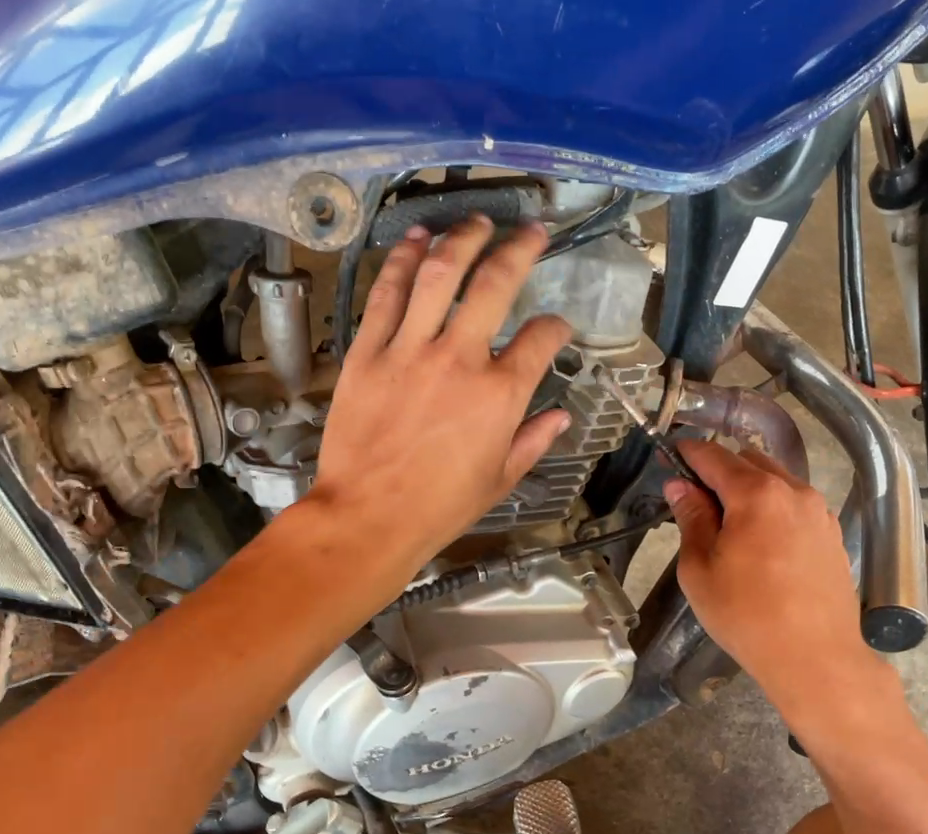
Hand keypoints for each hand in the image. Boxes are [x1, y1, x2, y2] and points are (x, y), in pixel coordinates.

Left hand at [309, 216, 572, 561]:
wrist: (368, 516)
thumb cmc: (439, 507)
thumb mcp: (500, 480)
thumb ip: (533, 441)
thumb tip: (559, 417)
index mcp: (500, 395)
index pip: (540, 340)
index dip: (556, 328)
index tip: (557, 328)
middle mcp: (459, 359)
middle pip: (495, 285)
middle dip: (520, 250)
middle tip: (532, 232)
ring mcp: (409, 351)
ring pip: (439, 276)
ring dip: (461, 240)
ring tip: (476, 223)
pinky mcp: (368, 353)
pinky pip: (386, 295)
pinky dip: (402, 262)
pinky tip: (416, 240)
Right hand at [665, 440, 891, 709]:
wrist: (815, 658)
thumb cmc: (746, 615)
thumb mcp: (700, 568)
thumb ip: (692, 519)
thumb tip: (681, 486)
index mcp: (757, 494)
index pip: (715, 456)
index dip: (688, 453)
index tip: (671, 455)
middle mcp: (794, 491)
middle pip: (749, 462)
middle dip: (719, 470)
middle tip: (694, 497)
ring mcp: (819, 512)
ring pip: (776, 482)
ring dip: (748, 489)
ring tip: (727, 522)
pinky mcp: (832, 535)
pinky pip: (795, 505)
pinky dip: (772, 508)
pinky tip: (759, 541)